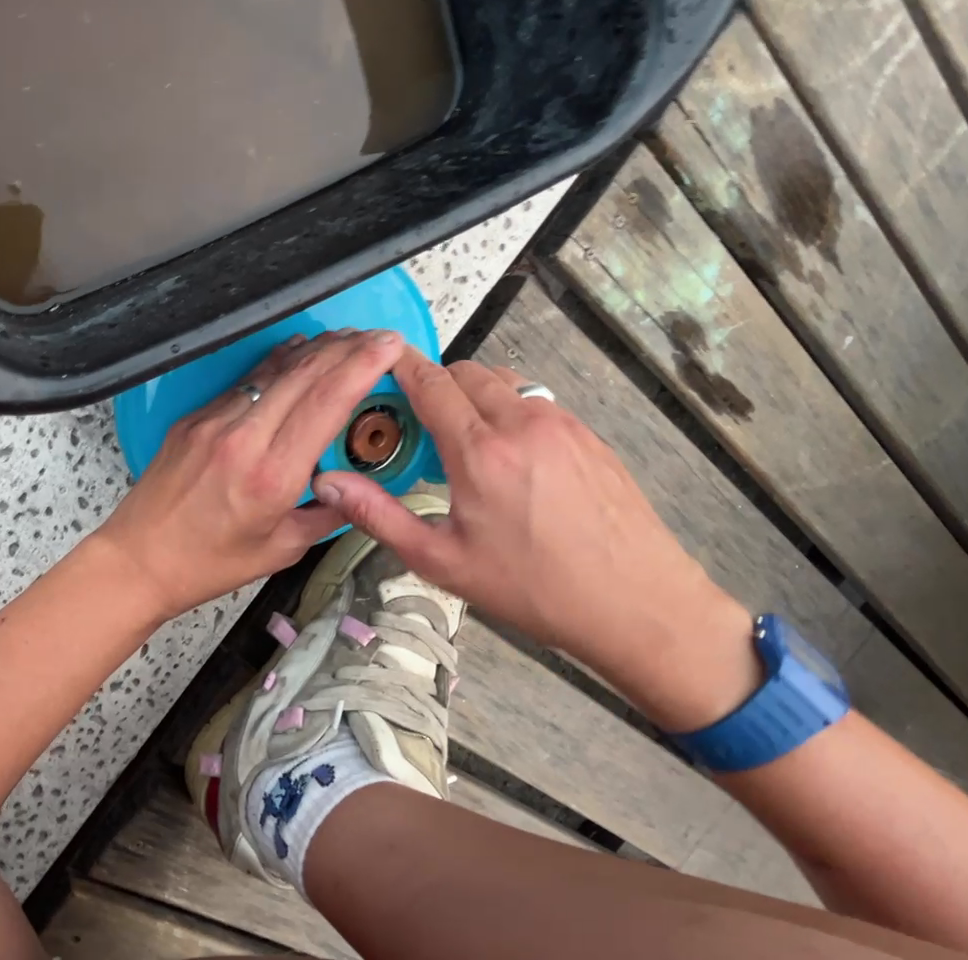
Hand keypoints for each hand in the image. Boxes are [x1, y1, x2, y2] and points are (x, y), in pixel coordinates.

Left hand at [93, 329, 404, 620]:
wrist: (138, 559)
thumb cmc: (206, 564)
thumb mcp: (281, 550)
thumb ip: (326, 514)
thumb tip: (355, 487)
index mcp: (271, 476)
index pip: (326, 402)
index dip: (363, 366)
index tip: (390, 347)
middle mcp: (241, 439)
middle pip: (303, 374)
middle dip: (346, 348)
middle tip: (377, 338)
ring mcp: (212, 423)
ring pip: (272, 372)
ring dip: (313, 351)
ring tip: (345, 341)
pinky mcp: (193, 419)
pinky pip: (243, 384)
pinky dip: (276, 367)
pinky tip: (296, 358)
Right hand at [309, 355, 761, 731]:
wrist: (640, 606)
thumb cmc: (533, 590)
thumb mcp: (441, 562)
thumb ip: (378, 515)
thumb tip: (327, 482)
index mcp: (479, 452)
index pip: (430, 383)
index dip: (400, 365)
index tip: (378, 360)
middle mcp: (522, 424)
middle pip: (467, 372)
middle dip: (435, 382)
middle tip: (416, 418)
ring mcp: (563, 425)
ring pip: (505, 381)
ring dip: (474, 393)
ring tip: (462, 436)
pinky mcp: (590, 436)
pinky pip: (537, 401)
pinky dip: (510, 409)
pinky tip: (508, 456)